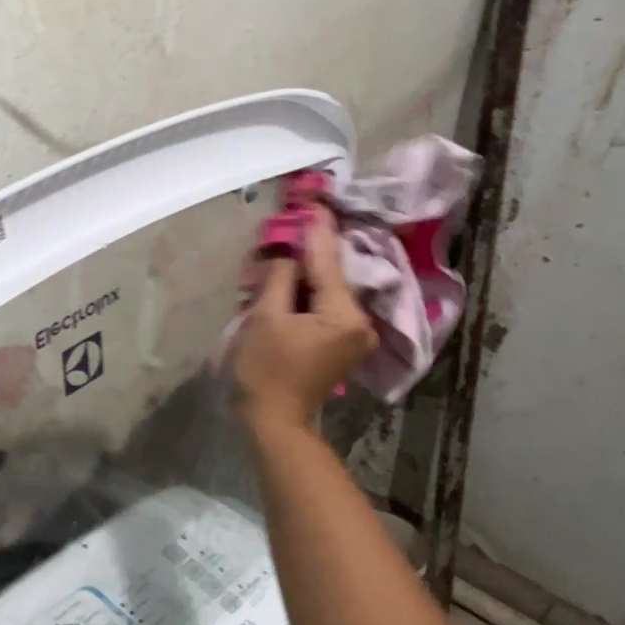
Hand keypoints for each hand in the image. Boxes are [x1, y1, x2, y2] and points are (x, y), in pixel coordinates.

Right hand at [233, 212, 375, 431]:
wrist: (271, 423)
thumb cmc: (265, 371)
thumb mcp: (264, 318)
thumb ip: (279, 277)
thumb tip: (288, 252)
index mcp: (344, 314)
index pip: (327, 262)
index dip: (315, 232)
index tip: (313, 202)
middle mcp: (359, 322)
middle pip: (329, 278)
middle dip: (306, 257)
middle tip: (287, 231)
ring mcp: (353, 337)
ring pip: (326, 293)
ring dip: (303, 278)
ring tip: (281, 257)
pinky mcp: (340, 346)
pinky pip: (324, 309)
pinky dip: (305, 297)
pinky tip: (287, 286)